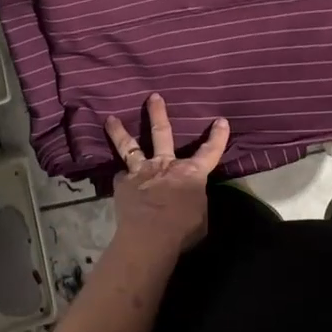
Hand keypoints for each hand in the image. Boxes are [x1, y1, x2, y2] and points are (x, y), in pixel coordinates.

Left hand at [103, 94, 229, 255]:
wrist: (151, 235)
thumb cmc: (183, 230)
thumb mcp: (201, 218)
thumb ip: (195, 200)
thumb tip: (190, 197)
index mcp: (191, 174)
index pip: (210, 152)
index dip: (217, 137)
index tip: (221, 120)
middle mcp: (165, 164)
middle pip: (162, 133)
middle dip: (158, 113)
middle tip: (153, 96)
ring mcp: (141, 170)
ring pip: (129, 145)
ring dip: (119, 131)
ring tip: (110, 119)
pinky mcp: (123, 183)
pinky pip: (121, 176)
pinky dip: (121, 177)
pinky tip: (118, 178)